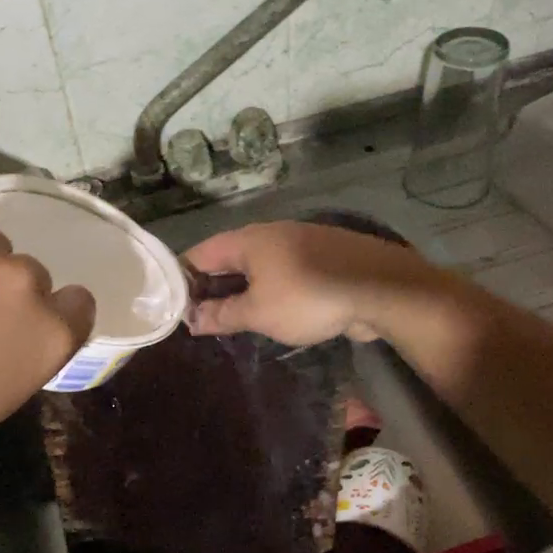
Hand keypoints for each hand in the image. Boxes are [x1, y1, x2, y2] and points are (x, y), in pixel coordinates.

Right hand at [182, 221, 437, 346]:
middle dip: (212, 286)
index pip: (200, 254)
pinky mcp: (323, 258)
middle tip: (199, 317)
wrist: (378, 288)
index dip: (183, 279)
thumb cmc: (308, 298)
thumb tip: (192, 319)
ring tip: (232, 318)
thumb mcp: (258, 313)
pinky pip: (284, 273)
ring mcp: (300, 243)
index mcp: (248, 240)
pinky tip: (272, 312)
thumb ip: (222, 315)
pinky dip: (270, 290)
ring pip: (259, 266)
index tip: (173, 305)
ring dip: (243, 289)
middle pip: (229, 258)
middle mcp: (270, 234)